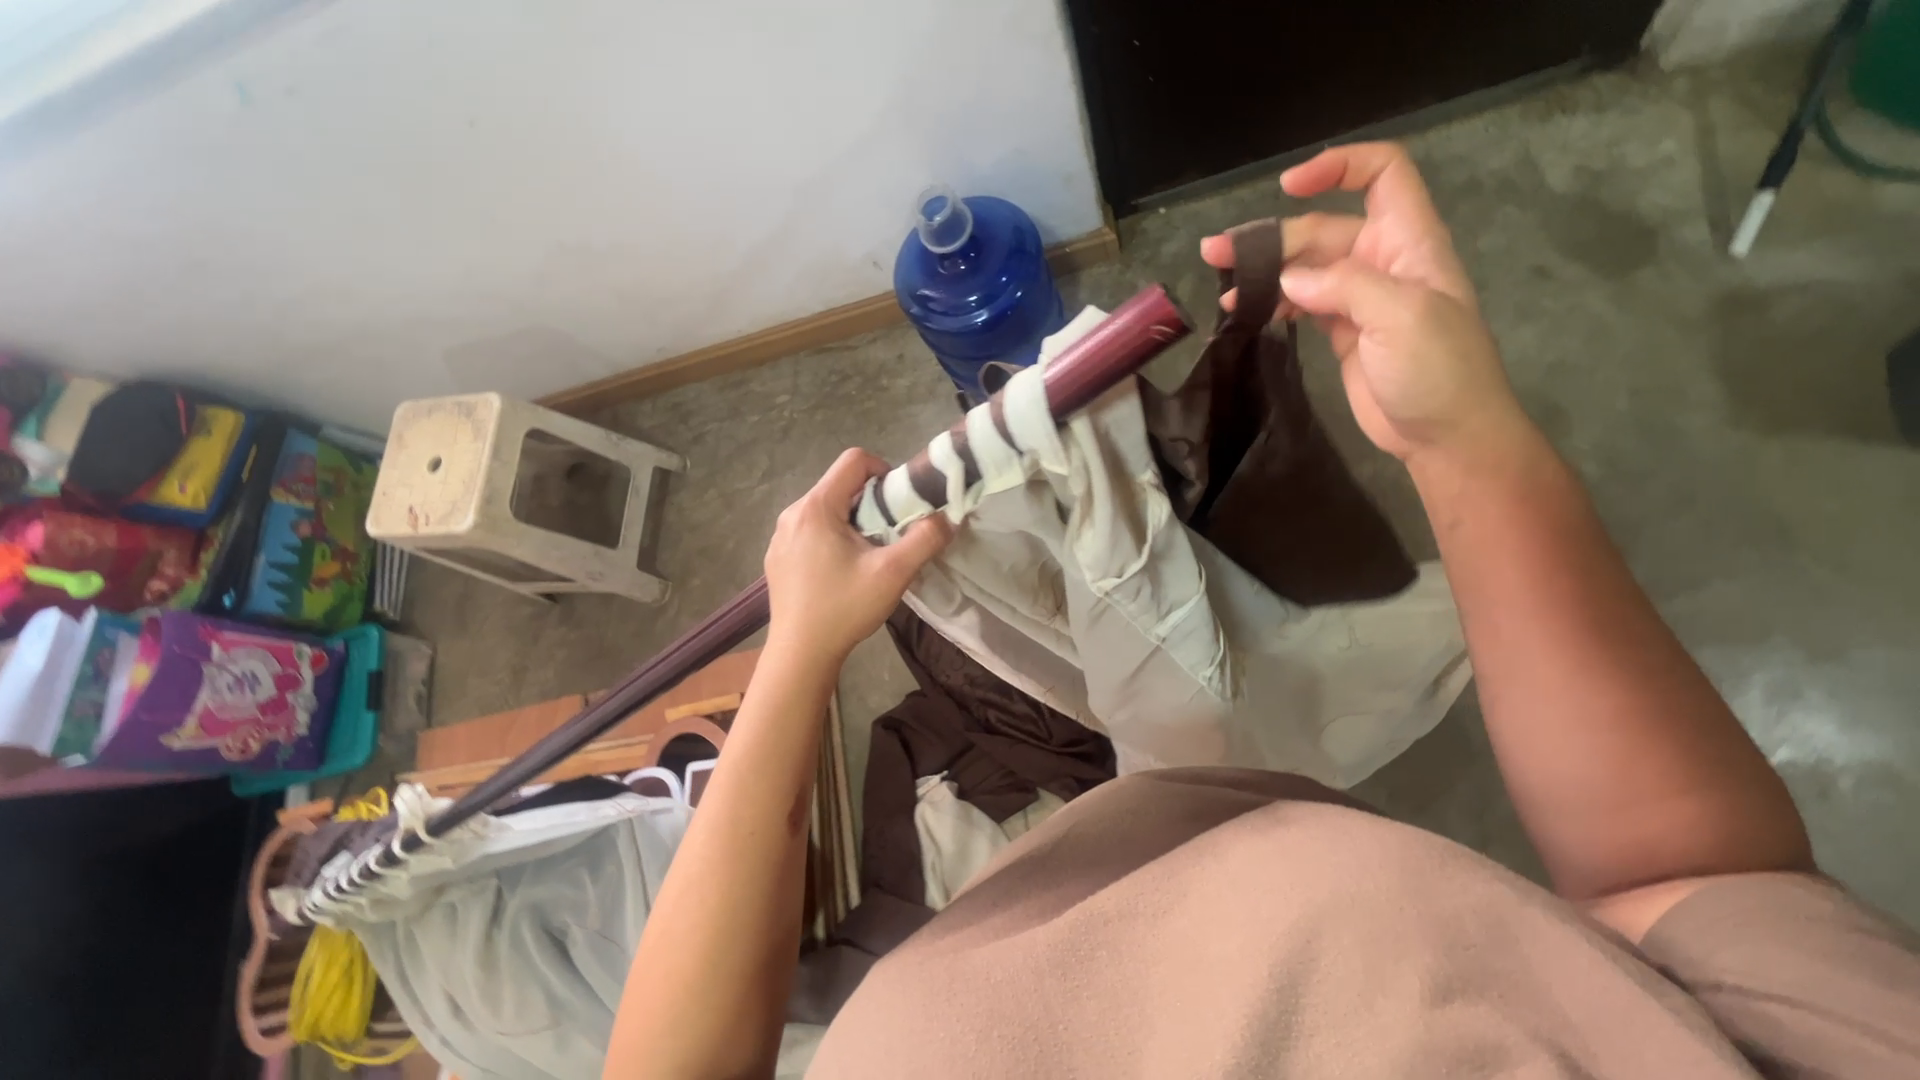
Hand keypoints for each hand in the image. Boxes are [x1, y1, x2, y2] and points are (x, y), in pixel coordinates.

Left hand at [764, 449, 951, 665]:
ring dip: (851, 522)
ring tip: (868, 556)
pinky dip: (830, 540)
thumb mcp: (893, 573)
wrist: (800, 654)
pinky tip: (841, 573)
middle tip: (890, 534)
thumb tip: (948, 518)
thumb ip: (925, 539)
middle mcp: (792, 514)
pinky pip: (809, 532)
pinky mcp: (777, 558)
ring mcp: (780, 537)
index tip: (899, 504)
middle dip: (870, 502)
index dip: (884, 471)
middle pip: (839, 486)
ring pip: (825, 510)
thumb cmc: (844, 608)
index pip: (853, 461)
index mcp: (816, 507)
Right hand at [1201, 142, 1528, 462]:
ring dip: (1264, 270)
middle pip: (1324, 227)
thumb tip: (1288, 278)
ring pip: (1306, 267)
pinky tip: (1246, 311)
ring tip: (1222, 284)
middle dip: (1272, 235)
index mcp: (1409, 242)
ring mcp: (1362, 298)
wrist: (1447, 437)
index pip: (1383, 174)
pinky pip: (1303, 302)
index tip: (1288, 186)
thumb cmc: (1438, 371)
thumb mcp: (1401, 316)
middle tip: (1216, 252)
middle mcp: (1384, 261)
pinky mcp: (1344, 331)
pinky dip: (1274, 302)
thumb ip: (1345, 286)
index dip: (1339, 166)